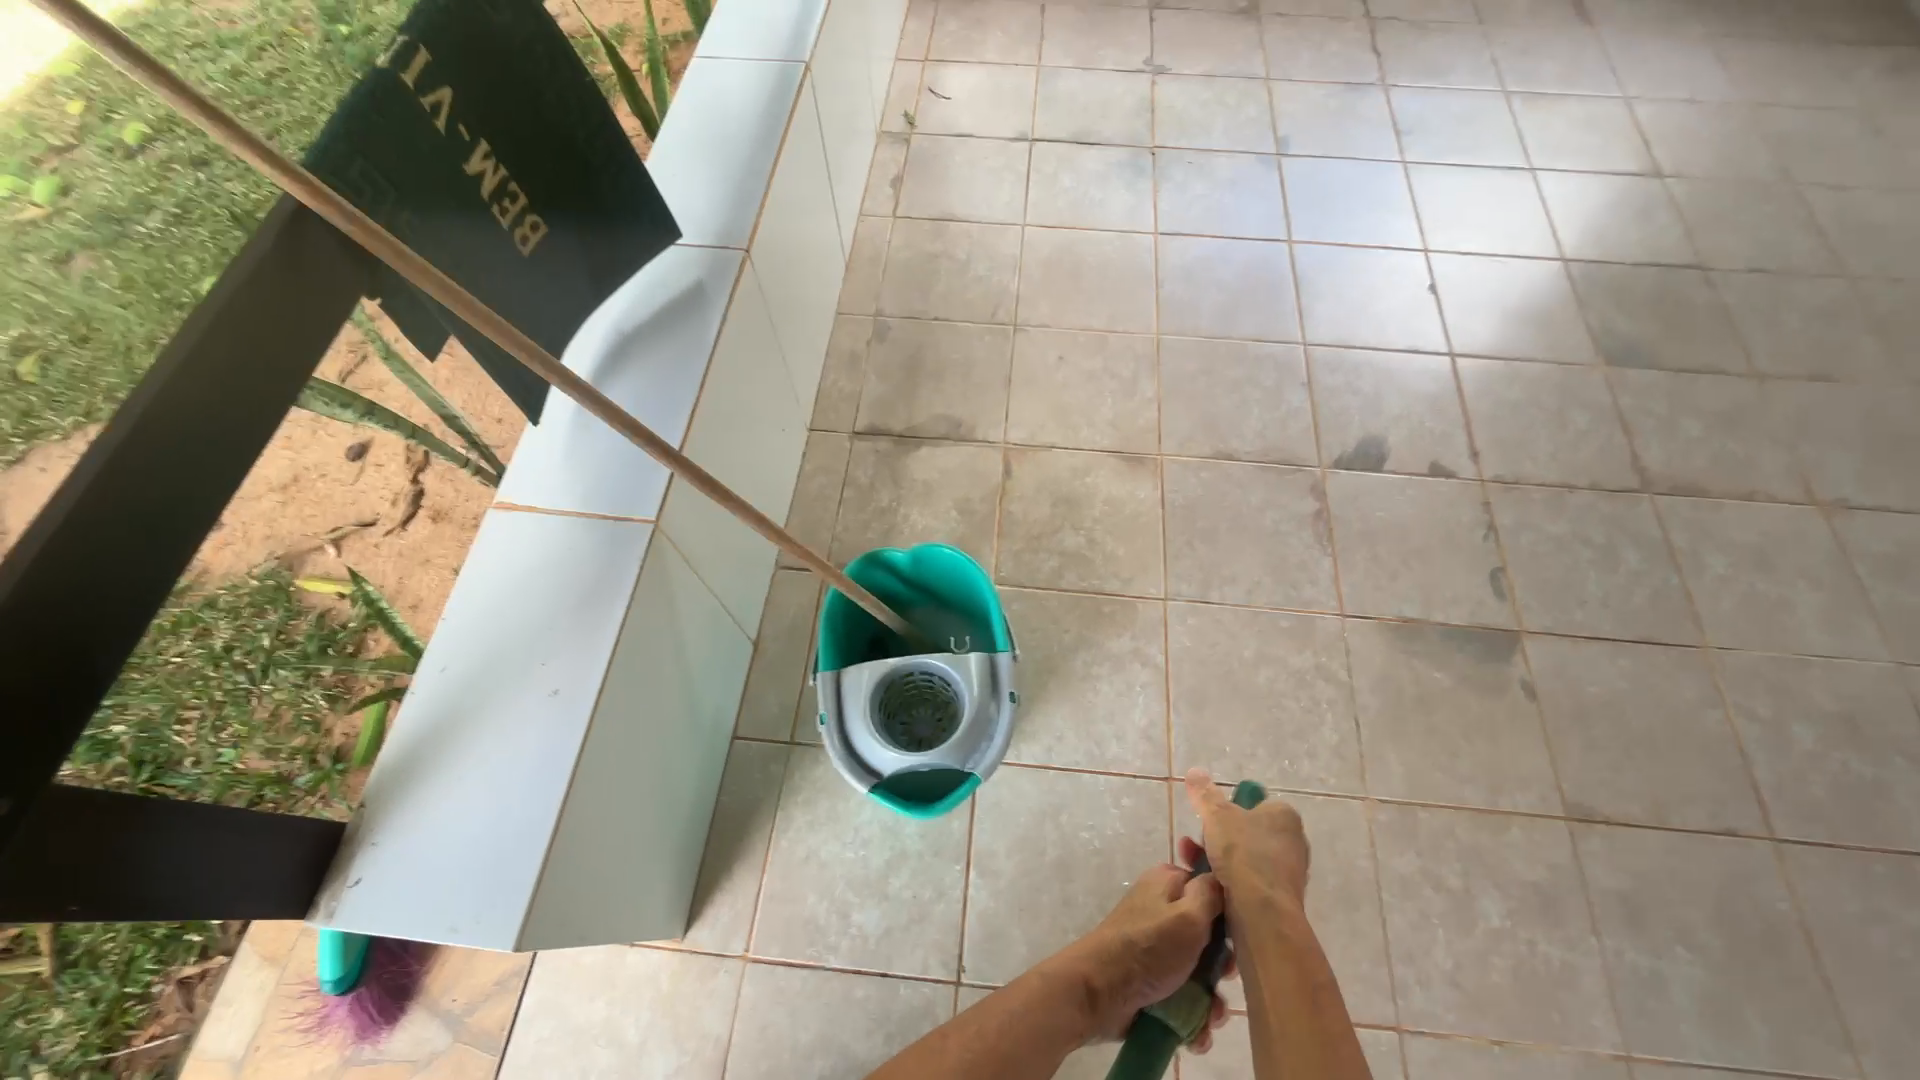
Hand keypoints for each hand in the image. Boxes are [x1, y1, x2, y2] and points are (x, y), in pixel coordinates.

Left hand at [1045, 862, 1231, 1049]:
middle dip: (1221, 963)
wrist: (1099, 993)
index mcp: (1166, 885)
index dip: (1226, 909)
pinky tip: (1198, 1032)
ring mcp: (1156, 949)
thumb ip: (1209, 894)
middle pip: (1207, 934)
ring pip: (1199, 971)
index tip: (1237, 931)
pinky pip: (1184, 996)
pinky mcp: (1152, 982)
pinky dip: (1193, 1015)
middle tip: (1223, 976)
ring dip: (1210, 998)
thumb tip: (1219, 879)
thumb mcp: (1187, 915)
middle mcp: (1161, 912)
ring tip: (1211, 1015)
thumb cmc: (1147, 948)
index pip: (1206, 887)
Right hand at [1184, 768, 1310, 911]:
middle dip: (1217, 837)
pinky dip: (1227, 880)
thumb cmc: (1243, 853)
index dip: (1229, 810)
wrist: (1261, 910)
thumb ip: (1205, 794)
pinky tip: (1205, 883)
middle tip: (1196, 842)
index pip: (1254, 804)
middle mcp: (1292, 841)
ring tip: (1189, 861)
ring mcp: (1287, 872)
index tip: (1210, 820)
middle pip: (1246, 832)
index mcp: (1285, 816)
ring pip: (1244, 858)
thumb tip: (1195, 771)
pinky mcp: (1278, 897)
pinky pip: (1247, 881)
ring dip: (1216, 858)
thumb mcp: (1217, 815)